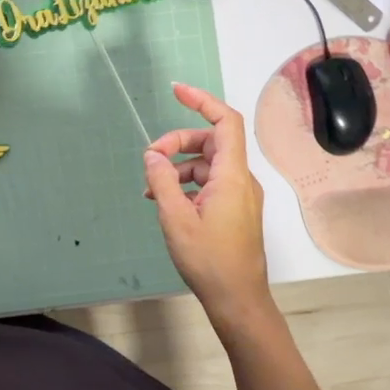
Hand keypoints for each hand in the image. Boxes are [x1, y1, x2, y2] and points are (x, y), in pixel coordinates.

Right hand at [143, 83, 272, 322]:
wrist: (237, 298)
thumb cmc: (208, 259)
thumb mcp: (175, 218)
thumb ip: (162, 182)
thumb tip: (152, 156)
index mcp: (232, 176)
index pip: (225, 122)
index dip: (202, 101)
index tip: (176, 91)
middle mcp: (241, 180)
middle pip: (210, 142)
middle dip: (177, 143)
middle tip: (148, 161)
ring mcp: (240, 196)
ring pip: (207, 165)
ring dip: (178, 168)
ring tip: (150, 190)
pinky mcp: (236, 211)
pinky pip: (210, 184)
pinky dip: (186, 185)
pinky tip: (165, 202)